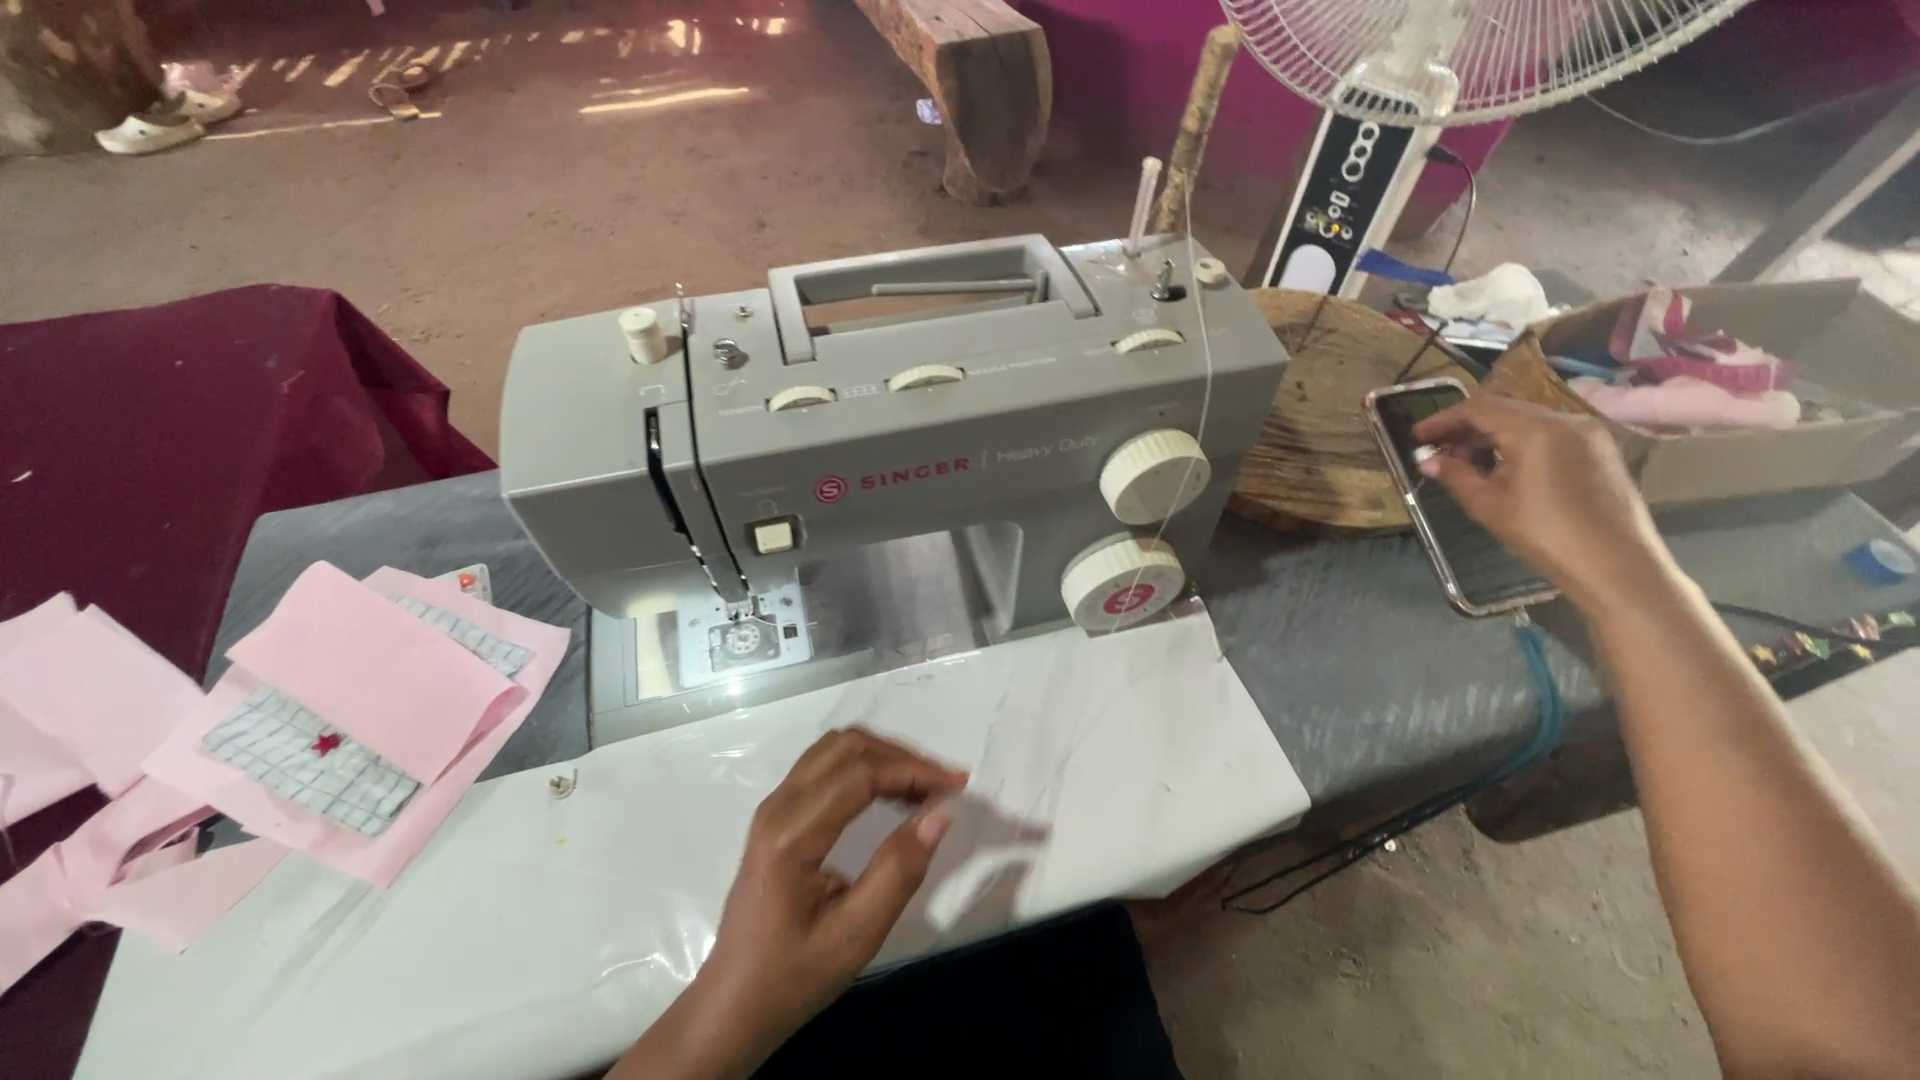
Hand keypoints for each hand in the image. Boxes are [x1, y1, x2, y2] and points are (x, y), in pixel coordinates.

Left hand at [614, 727, 967, 1079]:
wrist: (734, 1004)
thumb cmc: (793, 976)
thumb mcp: (856, 935)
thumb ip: (898, 871)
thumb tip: (939, 814)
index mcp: (791, 835)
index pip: (860, 773)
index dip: (913, 770)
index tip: (957, 786)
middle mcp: (777, 807)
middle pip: (845, 746)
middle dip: (901, 756)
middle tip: (942, 786)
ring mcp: (773, 809)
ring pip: (834, 750)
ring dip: (882, 757)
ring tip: (923, 790)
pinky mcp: (777, 817)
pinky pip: (824, 768)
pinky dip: (864, 768)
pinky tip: (891, 797)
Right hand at [1412, 395, 1675, 612]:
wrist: (1615, 565)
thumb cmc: (1545, 534)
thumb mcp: (1489, 506)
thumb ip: (1456, 476)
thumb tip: (1429, 462)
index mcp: (1536, 429)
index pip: (1479, 408)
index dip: (1443, 419)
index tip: (1418, 437)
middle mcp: (1566, 419)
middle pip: (1505, 410)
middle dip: (1467, 428)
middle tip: (1439, 452)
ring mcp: (1588, 432)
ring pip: (1528, 421)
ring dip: (1493, 436)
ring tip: (1468, 464)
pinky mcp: (1599, 448)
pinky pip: (1549, 433)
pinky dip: (1519, 443)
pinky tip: (1504, 468)